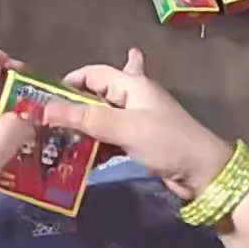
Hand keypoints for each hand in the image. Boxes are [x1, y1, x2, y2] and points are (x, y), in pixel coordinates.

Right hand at [42, 47, 231, 198]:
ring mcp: (135, 121)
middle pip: (94, 96)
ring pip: (99, 119)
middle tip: (45, 123)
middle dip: (71, 107)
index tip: (44, 100)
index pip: (92, 73)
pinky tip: (78, 157)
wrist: (204, 174)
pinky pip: (108, 139)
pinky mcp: (137, 142)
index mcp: (131, 83)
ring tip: (56, 141)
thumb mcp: (123, 127)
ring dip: (81, 129)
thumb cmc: (166, 141)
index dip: (68, 83)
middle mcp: (131, 98)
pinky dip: (94, 145)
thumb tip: (43, 108)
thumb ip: (84, 117)